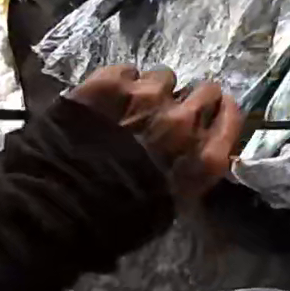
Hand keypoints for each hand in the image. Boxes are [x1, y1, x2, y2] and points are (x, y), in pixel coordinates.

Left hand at [65, 65, 243, 199]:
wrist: (57, 208)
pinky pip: (128, 71)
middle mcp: (184, 121)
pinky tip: (107, 102)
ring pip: (165, 77)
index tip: (214, 110)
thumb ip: (196, 169)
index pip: (232, 115)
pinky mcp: (110, 83)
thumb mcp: (175, 203)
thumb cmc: (120, 219)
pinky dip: (122, 84)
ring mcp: (147, 97)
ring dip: (154, 91)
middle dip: (193, 98)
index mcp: (204, 156)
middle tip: (172, 110)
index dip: (223, 110)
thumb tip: (201, 146)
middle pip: (207, 90)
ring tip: (133, 107)